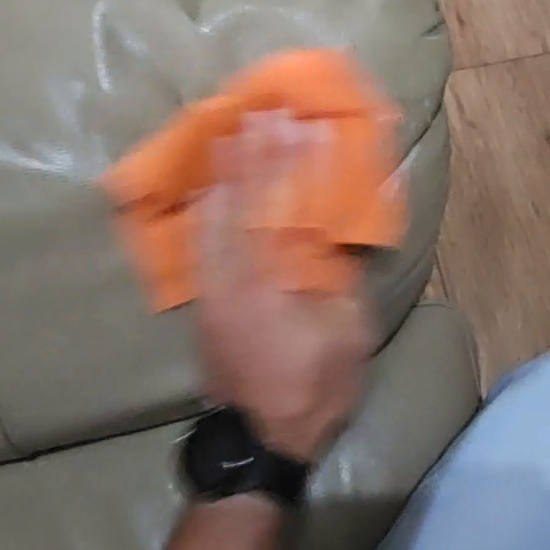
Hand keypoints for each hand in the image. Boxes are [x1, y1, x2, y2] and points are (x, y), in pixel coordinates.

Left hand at [195, 113, 372, 461]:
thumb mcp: (347, 334)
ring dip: (225, 171)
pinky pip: (201, 240)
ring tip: (229, 131)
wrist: (261, 437)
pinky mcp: (205, 300)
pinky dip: (206, 207)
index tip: (302, 125)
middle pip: (245, 202)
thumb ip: (341, 277)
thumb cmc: (314, 387)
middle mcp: (236, 274)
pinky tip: (210, 186)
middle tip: (261, 111)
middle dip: (255, 153)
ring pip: (216, 217)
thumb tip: (340, 231)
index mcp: (275, 279)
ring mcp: (214, 287)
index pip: (286, 208)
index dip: (295, 164)